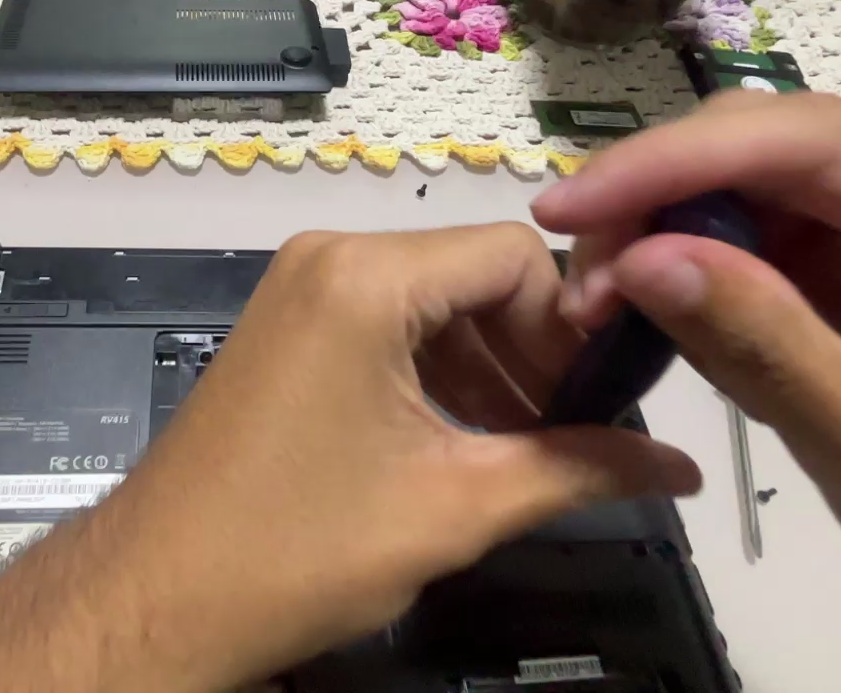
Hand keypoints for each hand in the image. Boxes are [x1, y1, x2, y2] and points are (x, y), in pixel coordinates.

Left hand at [0, 226, 700, 692]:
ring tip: (527, 447)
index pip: (511, 254)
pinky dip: (432, 366)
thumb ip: (576, 469)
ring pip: (430, 298)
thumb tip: (680, 467)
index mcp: (368, 276)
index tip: (601, 401)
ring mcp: (302, 284)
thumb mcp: (454, 505)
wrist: (160, 587)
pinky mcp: (288, 318)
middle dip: (530, 350)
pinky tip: (463, 433)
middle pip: (470, 273)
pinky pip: (384, 319)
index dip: (569, 323)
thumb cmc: (301, 546)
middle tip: (575, 435)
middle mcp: (331, 254)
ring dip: (485, 364)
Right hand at [533, 92, 840, 692]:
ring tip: (608, 302)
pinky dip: (697, 257)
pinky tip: (665, 306)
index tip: (563, 213)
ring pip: (758, 175)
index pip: (813, 143)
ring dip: (666, 227)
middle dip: (657, 195)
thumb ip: (769, 355)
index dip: (668, 161)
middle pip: (777, 141)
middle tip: (585, 282)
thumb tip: (637, 261)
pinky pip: (770, 224)